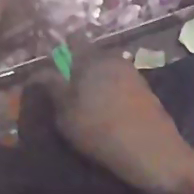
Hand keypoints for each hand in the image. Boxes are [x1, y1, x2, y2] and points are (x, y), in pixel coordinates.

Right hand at [49, 53, 193, 193]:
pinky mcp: (147, 93)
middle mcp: (115, 59)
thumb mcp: (65, 113)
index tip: (53, 72)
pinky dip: (112, 97)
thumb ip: (52, 87)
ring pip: (107, 73)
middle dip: (79, 71)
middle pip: (91, 58)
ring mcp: (134, 75)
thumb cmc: (100, 130)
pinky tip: (108, 116)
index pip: (73, 41)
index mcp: (92, 57)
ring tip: (87, 110)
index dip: (61, 53)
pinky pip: (121, 88)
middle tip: (67, 96)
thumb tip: (40, 71)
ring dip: (97, 86)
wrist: (153, 153)